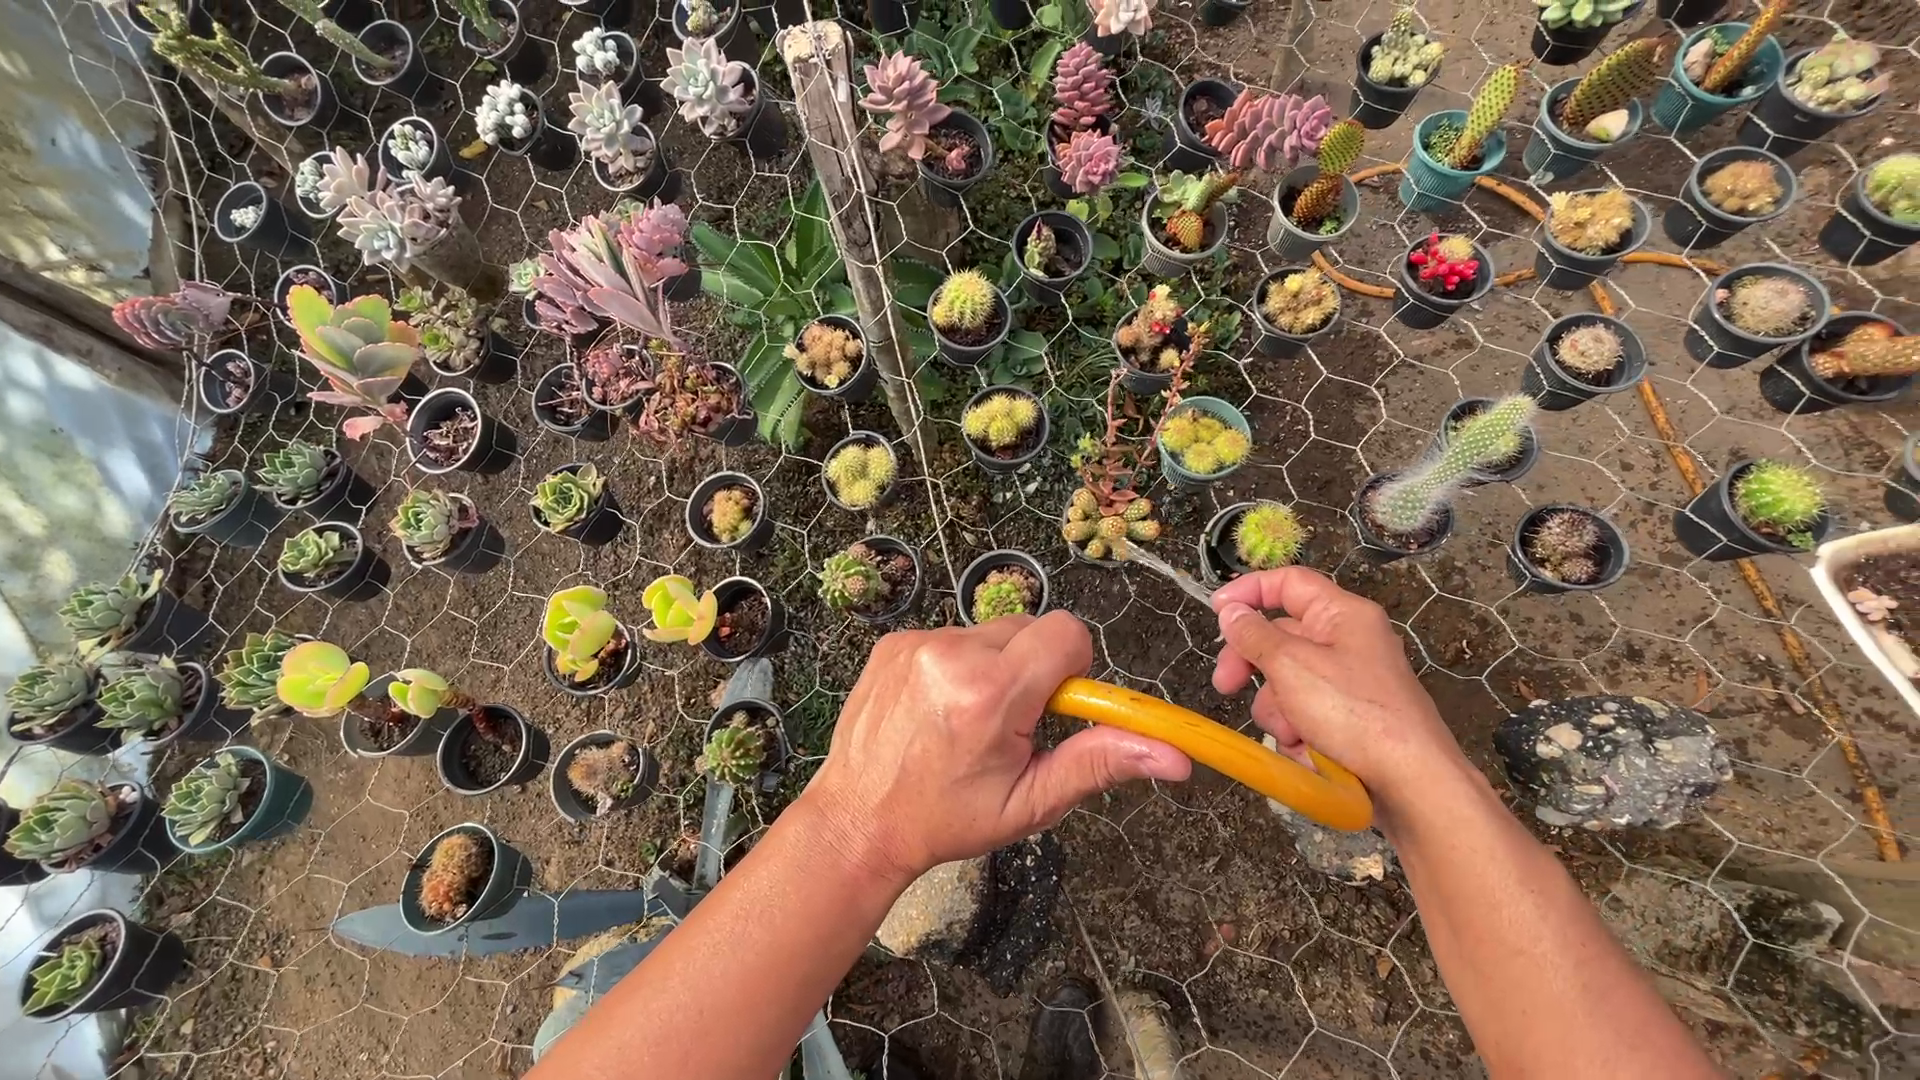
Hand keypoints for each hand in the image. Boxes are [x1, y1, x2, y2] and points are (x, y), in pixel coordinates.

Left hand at [801, 612, 1190, 886]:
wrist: (857, 821)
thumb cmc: (946, 820)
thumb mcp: (1029, 803)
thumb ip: (1099, 764)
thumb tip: (1172, 754)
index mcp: (991, 695)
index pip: (1066, 632)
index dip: (1074, 665)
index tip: (1054, 705)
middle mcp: (952, 654)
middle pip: (1030, 628)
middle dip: (1034, 668)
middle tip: (1010, 721)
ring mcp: (917, 642)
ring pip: (991, 631)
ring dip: (995, 665)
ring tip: (969, 716)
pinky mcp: (893, 641)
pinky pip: (951, 635)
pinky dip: (958, 663)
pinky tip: (938, 706)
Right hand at [1209, 568, 1472, 825]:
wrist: (1413, 783)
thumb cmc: (1354, 713)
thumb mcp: (1291, 666)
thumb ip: (1253, 635)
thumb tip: (1231, 612)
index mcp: (1342, 615)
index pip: (1288, 582)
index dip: (1249, 590)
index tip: (1216, 611)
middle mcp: (1348, 641)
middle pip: (1280, 636)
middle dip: (1250, 663)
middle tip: (1225, 685)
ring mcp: (1349, 681)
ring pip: (1286, 680)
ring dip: (1276, 708)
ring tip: (1290, 732)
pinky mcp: (1349, 717)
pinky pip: (1304, 712)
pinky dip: (1296, 730)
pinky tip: (1307, 750)